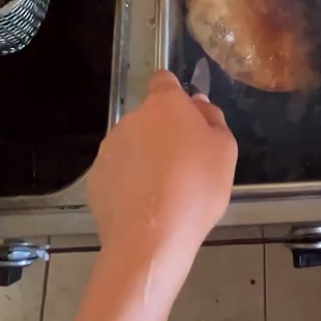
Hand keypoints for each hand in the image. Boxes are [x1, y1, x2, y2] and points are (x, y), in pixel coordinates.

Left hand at [86, 69, 237, 260]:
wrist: (153, 239)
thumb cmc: (196, 187)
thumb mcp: (225, 150)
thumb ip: (213, 120)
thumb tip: (199, 106)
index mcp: (164, 104)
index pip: (164, 81)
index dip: (176, 96)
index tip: (187, 119)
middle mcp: (131, 118)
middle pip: (150, 117)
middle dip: (163, 133)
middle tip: (184, 164)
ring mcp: (109, 149)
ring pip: (132, 145)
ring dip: (145, 158)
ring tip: (164, 193)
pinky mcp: (95, 180)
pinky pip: (117, 173)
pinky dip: (128, 184)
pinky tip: (144, 209)